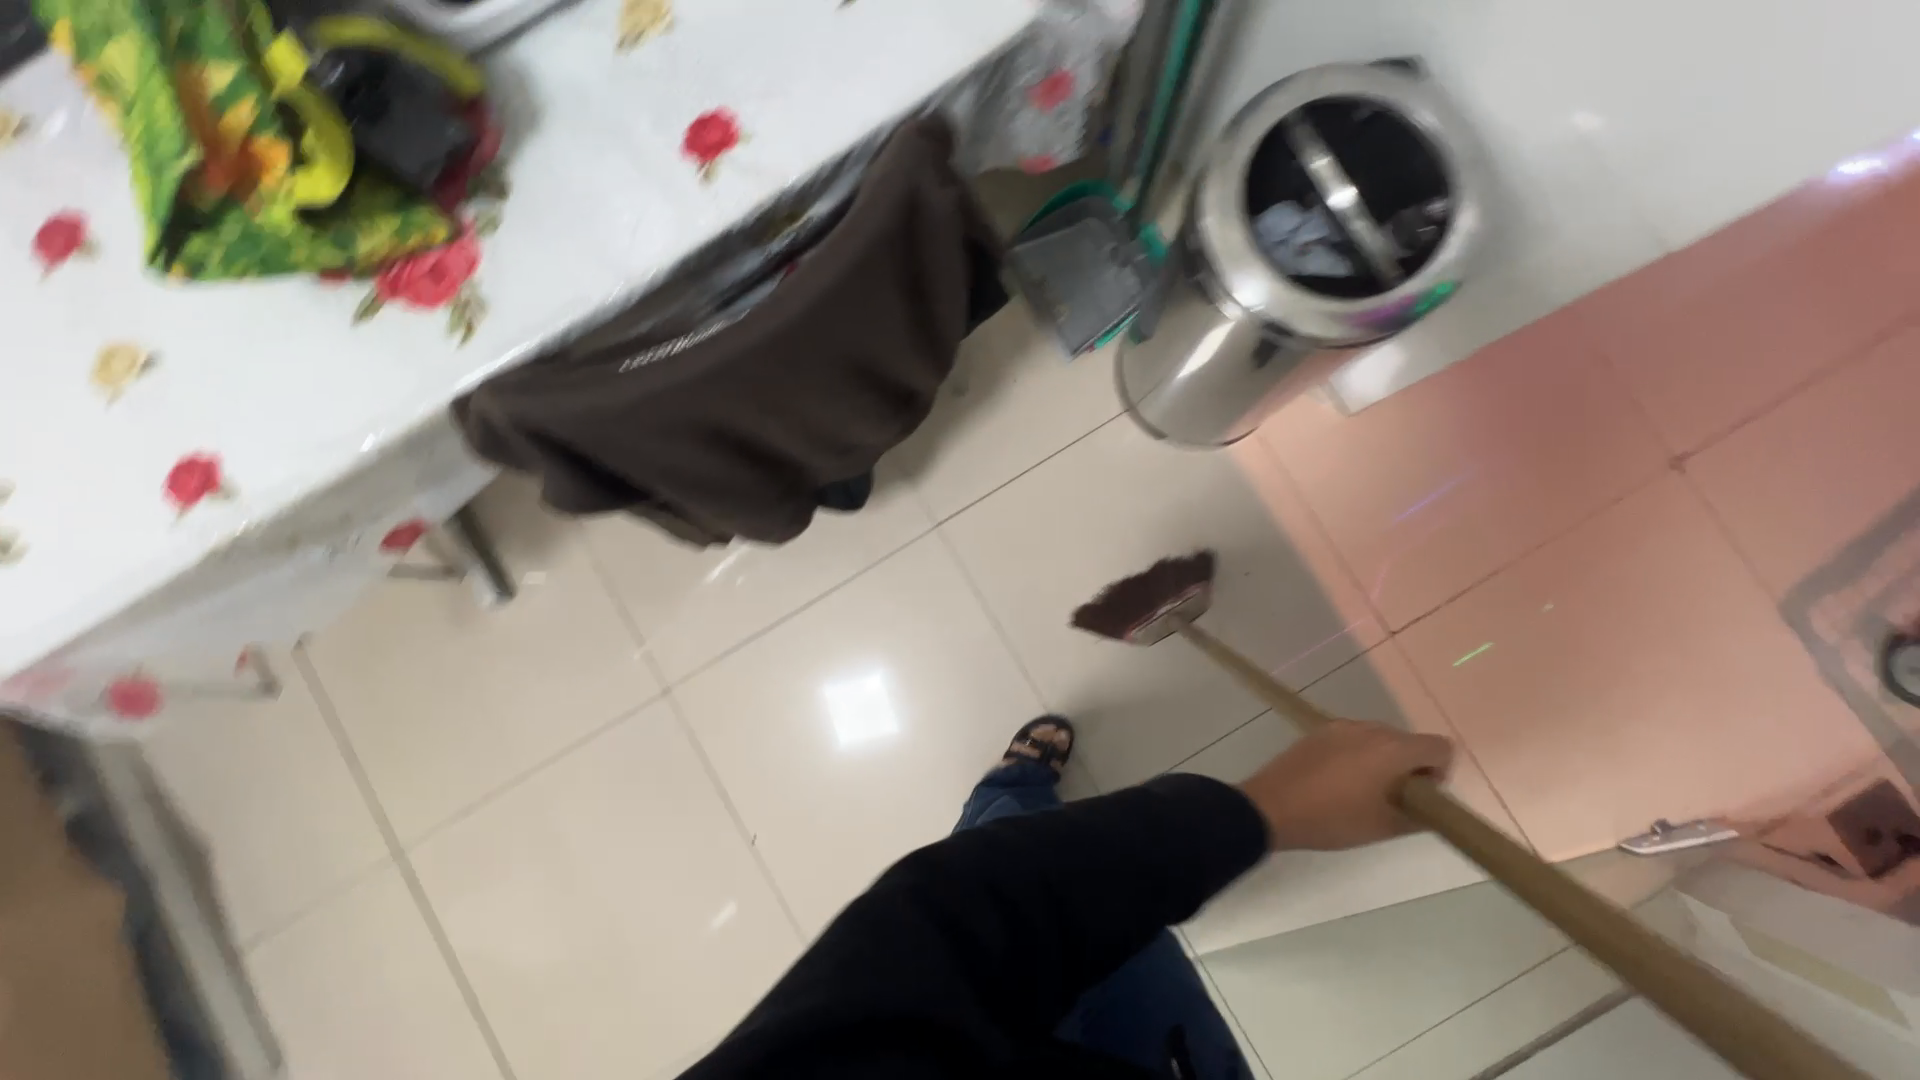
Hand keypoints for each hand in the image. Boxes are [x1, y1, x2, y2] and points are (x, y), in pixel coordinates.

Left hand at [1236, 719, 1453, 851]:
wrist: (1272, 807)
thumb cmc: (1333, 819)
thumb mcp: (1385, 827)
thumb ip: (1420, 815)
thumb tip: (1431, 806)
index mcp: (1391, 748)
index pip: (1439, 746)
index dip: (1439, 771)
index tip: (1421, 795)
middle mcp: (1368, 728)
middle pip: (1408, 741)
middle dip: (1410, 767)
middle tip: (1394, 798)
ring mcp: (1339, 726)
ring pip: (1379, 738)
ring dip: (1383, 759)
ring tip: (1364, 791)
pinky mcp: (1317, 732)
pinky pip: (1352, 738)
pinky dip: (1358, 754)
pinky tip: (1339, 781)